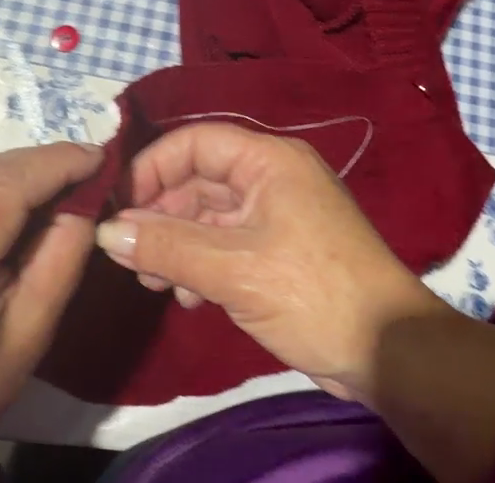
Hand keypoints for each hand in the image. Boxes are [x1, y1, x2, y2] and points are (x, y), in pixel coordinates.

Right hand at [92, 123, 450, 402]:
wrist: (387, 352)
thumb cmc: (313, 294)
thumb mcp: (234, 270)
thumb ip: (167, 247)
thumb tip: (108, 232)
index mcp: (269, 161)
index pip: (195, 142)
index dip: (152, 168)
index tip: (117, 207)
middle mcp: (271, 178)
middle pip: (199, 180)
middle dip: (160, 216)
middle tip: (129, 256)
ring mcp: (276, 215)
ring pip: (208, 216)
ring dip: (176, 244)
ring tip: (153, 282)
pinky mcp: (277, 251)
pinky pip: (225, 244)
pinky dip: (200, 264)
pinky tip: (187, 296)